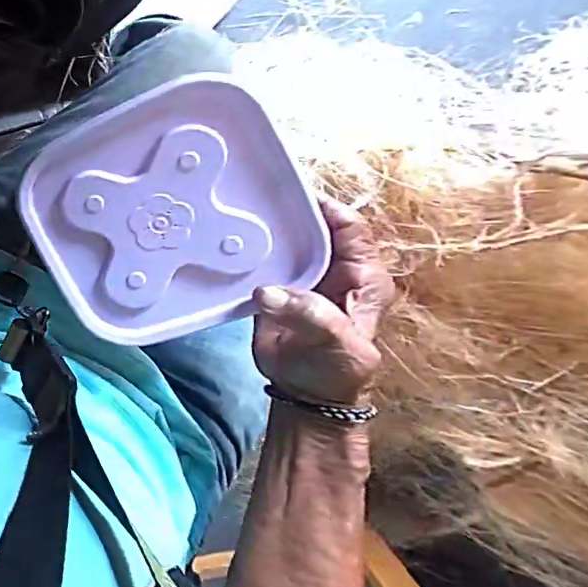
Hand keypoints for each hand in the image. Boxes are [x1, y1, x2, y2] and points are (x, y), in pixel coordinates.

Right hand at [251, 197, 394, 406]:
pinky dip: (245, 252)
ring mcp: (301, 276)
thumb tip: (267, 292)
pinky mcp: (272, 286)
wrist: (302, 392)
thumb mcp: (337, 343)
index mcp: (362, 275)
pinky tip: (225, 242)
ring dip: (263, 231)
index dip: (324, 208)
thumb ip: (310, 315)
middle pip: (312, 227)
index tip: (289, 194)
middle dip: (288, 213)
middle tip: (253, 198)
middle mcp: (332, 268)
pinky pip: (260, 261)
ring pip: (284, 241)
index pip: (349, 227)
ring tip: (233, 214)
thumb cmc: (334, 368)